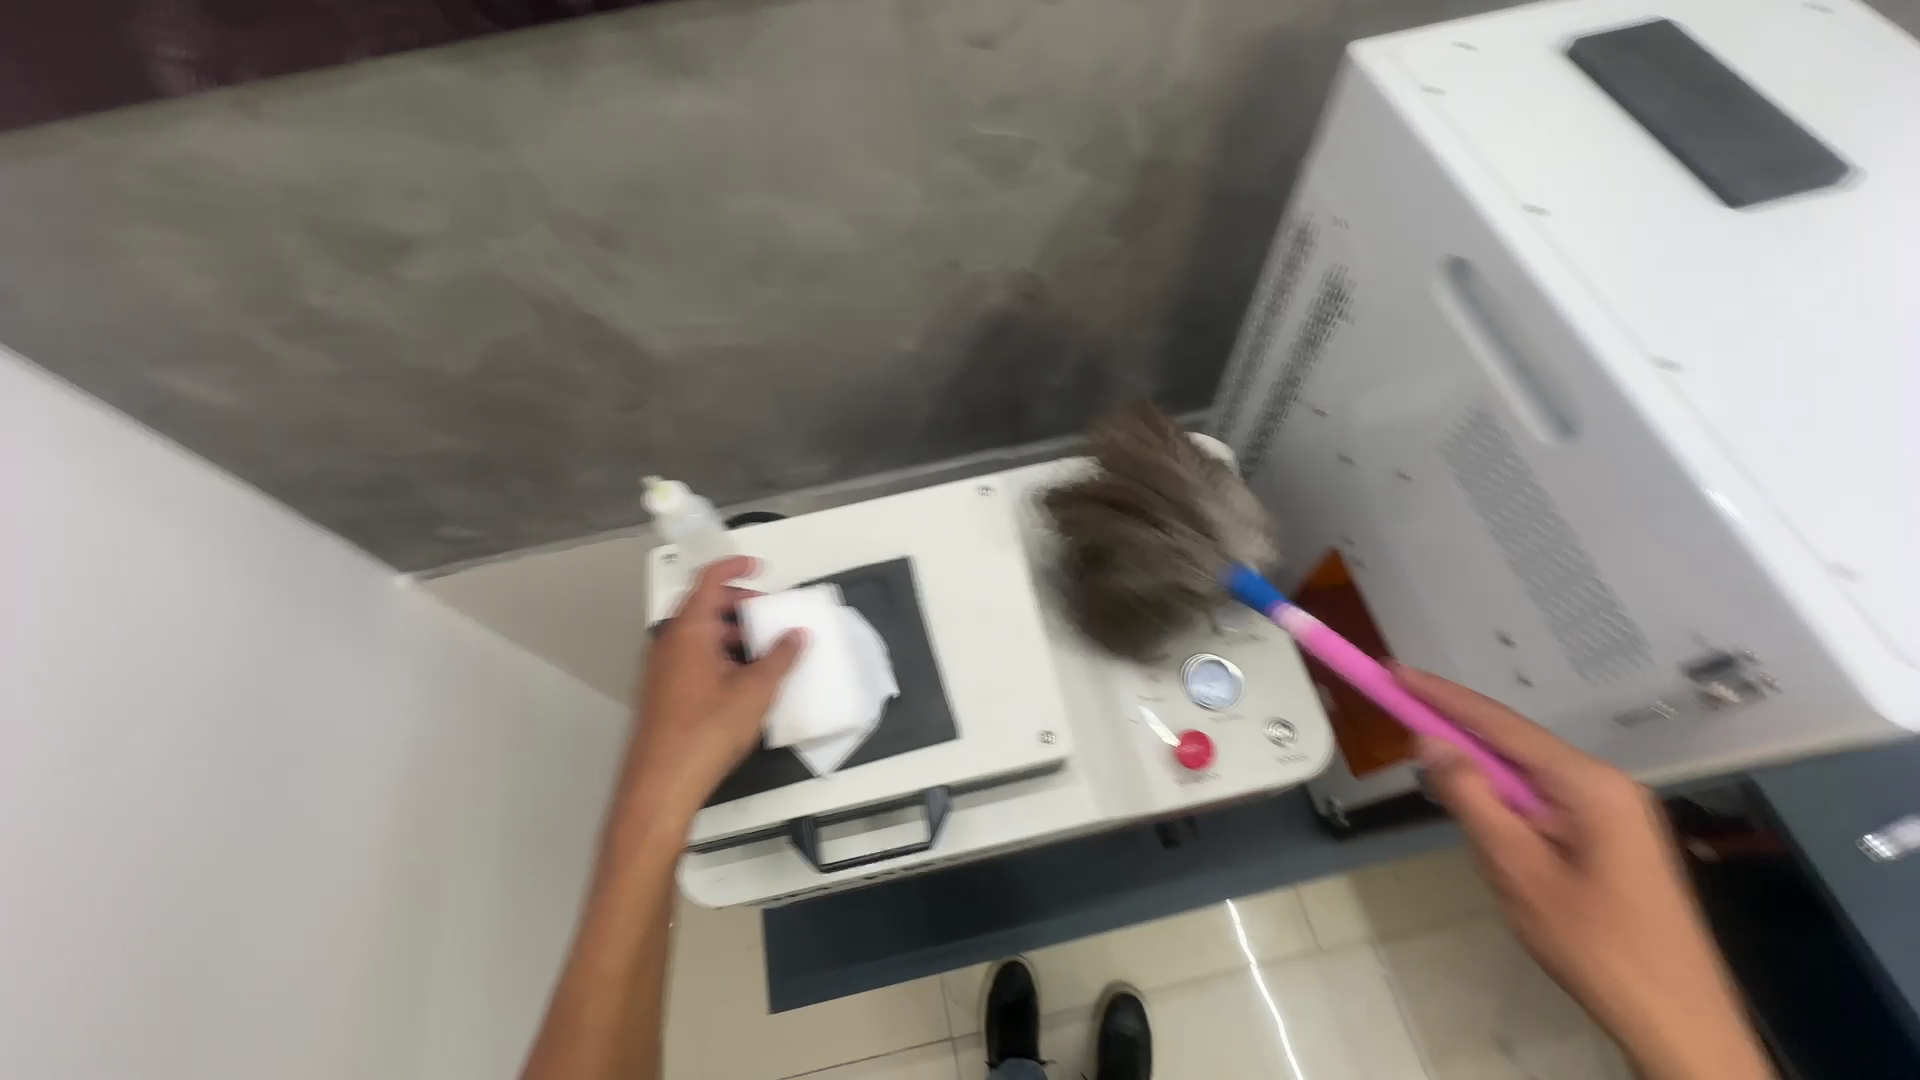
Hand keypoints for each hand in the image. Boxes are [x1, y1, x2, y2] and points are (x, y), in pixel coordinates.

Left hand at [620, 556, 803, 825]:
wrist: (660, 783)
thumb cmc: (706, 731)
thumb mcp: (755, 691)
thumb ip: (780, 657)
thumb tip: (796, 634)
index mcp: (689, 630)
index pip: (710, 579)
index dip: (736, 566)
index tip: (761, 569)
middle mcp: (669, 642)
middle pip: (704, 605)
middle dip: (739, 604)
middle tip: (769, 614)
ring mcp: (662, 668)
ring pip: (699, 634)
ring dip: (731, 633)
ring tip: (763, 651)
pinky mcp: (662, 691)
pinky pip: (693, 657)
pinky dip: (719, 654)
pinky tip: (743, 680)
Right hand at [1398, 665, 1771, 1079]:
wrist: (1678, 1023)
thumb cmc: (1593, 944)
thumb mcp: (1515, 868)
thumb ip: (1470, 797)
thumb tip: (1430, 741)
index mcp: (1588, 784)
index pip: (1497, 723)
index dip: (1439, 695)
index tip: (1392, 671)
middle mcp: (1604, 783)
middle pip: (1511, 740)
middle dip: (1453, 727)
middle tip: (1398, 711)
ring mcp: (1612, 809)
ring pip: (1524, 772)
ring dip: (1475, 769)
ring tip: (1431, 773)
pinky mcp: (1610, 834)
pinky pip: (1540, 797)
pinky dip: (1499, 794)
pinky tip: (1479, 812)